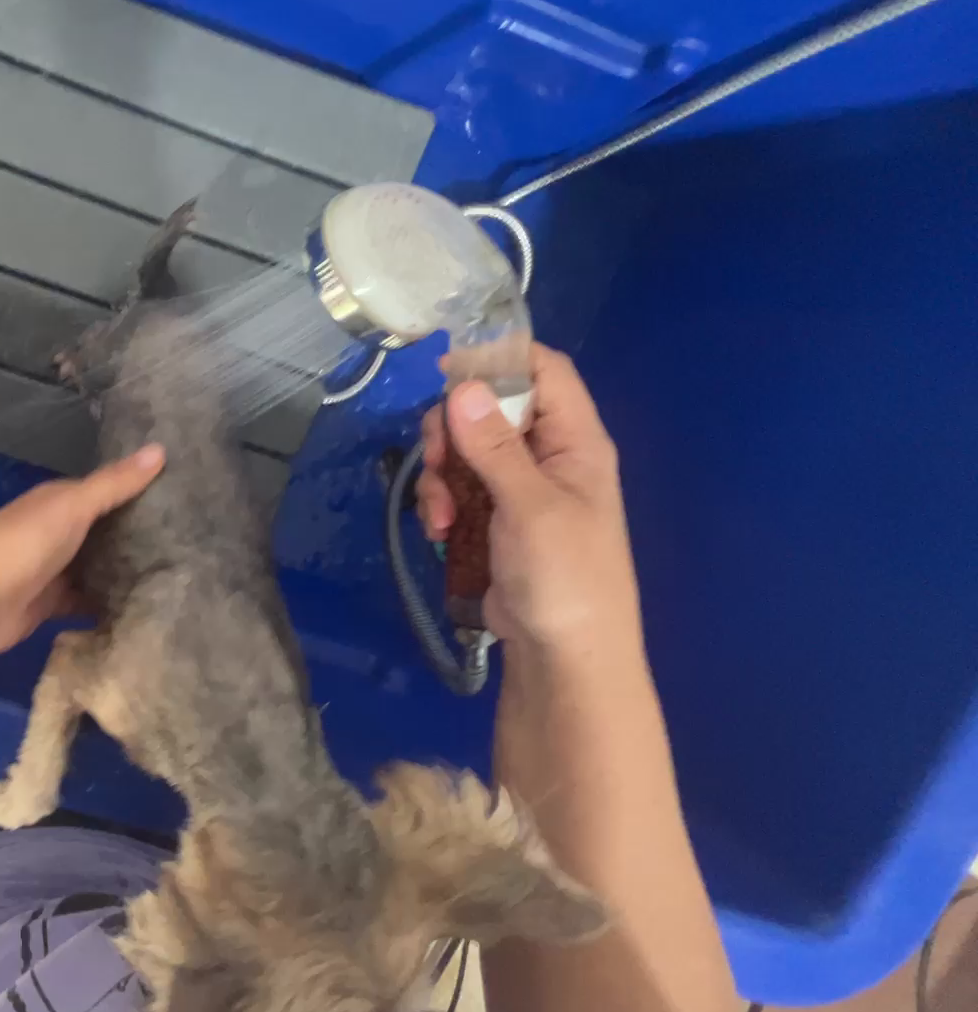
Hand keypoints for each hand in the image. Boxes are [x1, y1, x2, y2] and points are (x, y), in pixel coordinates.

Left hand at [0, 444, 165, 655]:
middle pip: (102, 530)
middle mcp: (53, 531)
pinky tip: (145, 606)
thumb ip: (113, 484)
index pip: (103, 490)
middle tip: (192, 540)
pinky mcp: (50, 605)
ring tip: (178, 573)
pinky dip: (108, 603)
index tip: (181, 495)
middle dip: (136, 534)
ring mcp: (51, 569)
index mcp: (55, 501)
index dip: (137, 490)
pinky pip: (86, 600)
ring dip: (124, 570)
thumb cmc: (22, 545)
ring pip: (96, 566)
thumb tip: (161, 449)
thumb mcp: (71, 507)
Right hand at [415, 346, 641, 660]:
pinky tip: (439, 531)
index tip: (446, 371)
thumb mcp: (528, 505)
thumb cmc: (564, 575)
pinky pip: (457, 488)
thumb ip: (494, 446)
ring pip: (464, 450)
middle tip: (438, 458)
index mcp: (574, 442)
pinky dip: (441, 503)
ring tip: (440, 515)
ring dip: (441, 475)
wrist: (562, 651)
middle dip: (452, 430)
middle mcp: (546, 455)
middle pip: (489, 408)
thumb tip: (461, 385)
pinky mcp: (492, 516)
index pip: (544, 372)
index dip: (499, 360)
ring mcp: (517, 487)